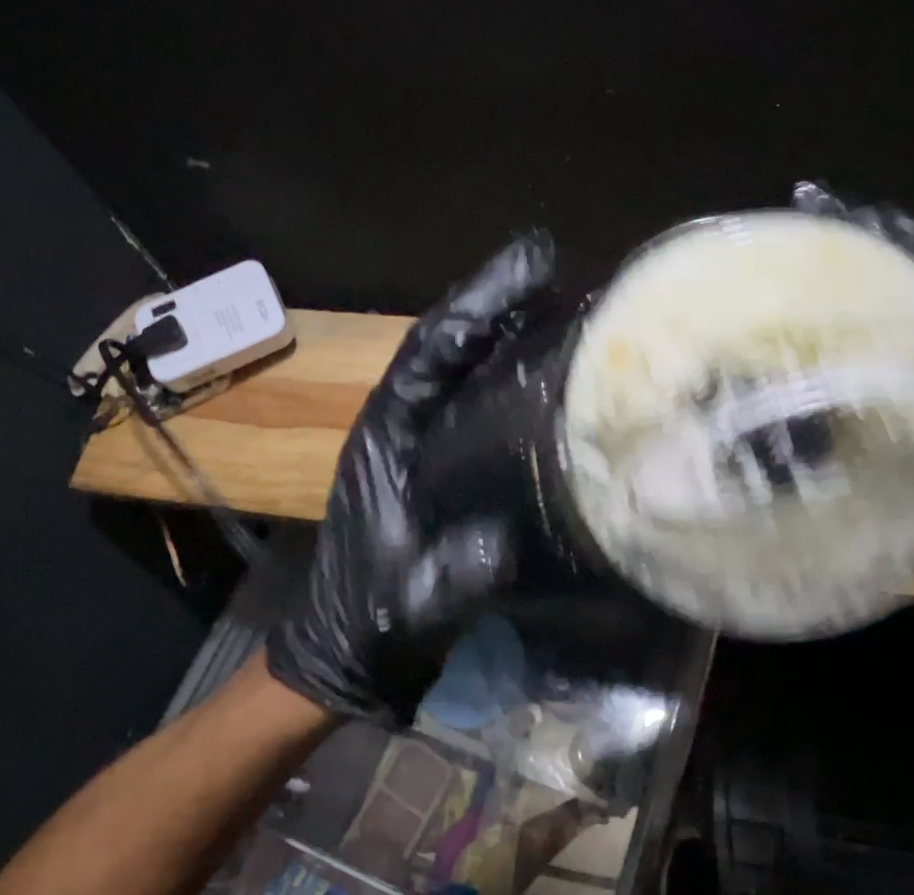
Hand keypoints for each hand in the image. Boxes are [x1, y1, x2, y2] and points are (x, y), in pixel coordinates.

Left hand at [265, 234, 556, 723]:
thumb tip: (502, 543)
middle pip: (453, 343)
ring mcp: (420, 440)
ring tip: (569, 299)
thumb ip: (447, 580)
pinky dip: (513, 371)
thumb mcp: (407, 605)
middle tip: (565, 268)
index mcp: (384, 436)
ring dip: (510, 327)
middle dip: (502, 300)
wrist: (344, 651)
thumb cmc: (368, 622)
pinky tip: (555, 367)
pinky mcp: (439, 461)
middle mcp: (401, 422)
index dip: (481, 301)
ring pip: (466, 365)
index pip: (432, 350)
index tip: (535, 263)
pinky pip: (479, 399)